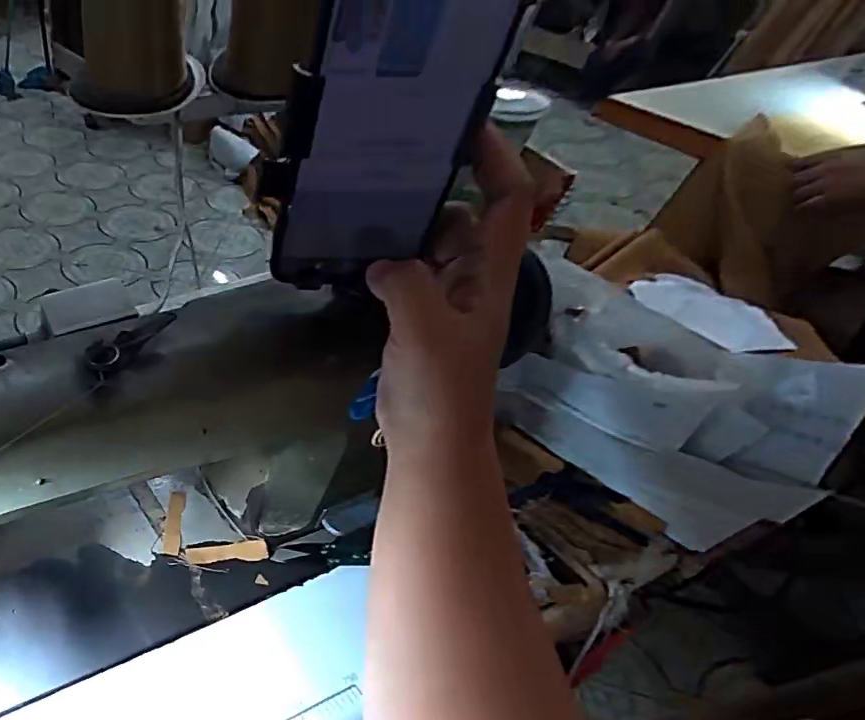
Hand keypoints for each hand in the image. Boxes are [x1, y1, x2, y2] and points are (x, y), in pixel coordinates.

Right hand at [366, 123, 532, 455]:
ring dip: (405, 235)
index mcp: (490, 277)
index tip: (462, 128)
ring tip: (366, 212)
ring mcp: (444, 307)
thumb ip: (406, 281)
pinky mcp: (418, 328)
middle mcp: (472, 284)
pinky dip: (388, 269)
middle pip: (462, 221)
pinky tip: (359, 262)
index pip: (506, 202)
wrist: (431, 445)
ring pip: (430, 253)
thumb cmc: (439, 390)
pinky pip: (407, 282)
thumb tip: (383, 263)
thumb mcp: (424, 328)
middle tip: (388, 174)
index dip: (495, 159)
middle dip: (434, 196)